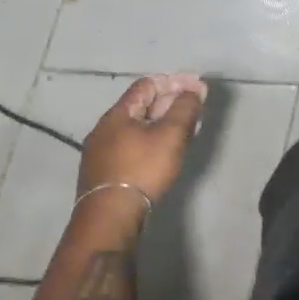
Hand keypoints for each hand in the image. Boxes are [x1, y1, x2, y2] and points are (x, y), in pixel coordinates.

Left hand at [78, 73, 207, 201]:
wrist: (110, 219)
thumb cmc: (142, 168)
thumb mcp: (172, 133)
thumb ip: (186, 106)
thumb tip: (193, 90)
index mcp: (117, 115)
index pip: (147, 84)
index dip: (175, 81)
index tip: (198, 88)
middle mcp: (104, 129)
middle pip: (141, 104)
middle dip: (171, 102)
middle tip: (195, 109)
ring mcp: (100, 152)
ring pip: (137, 125)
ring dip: (163, 121)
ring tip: (185, 129)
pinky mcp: (103, 171)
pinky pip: (131, 143)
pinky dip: (151, 138)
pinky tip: (165, 149)